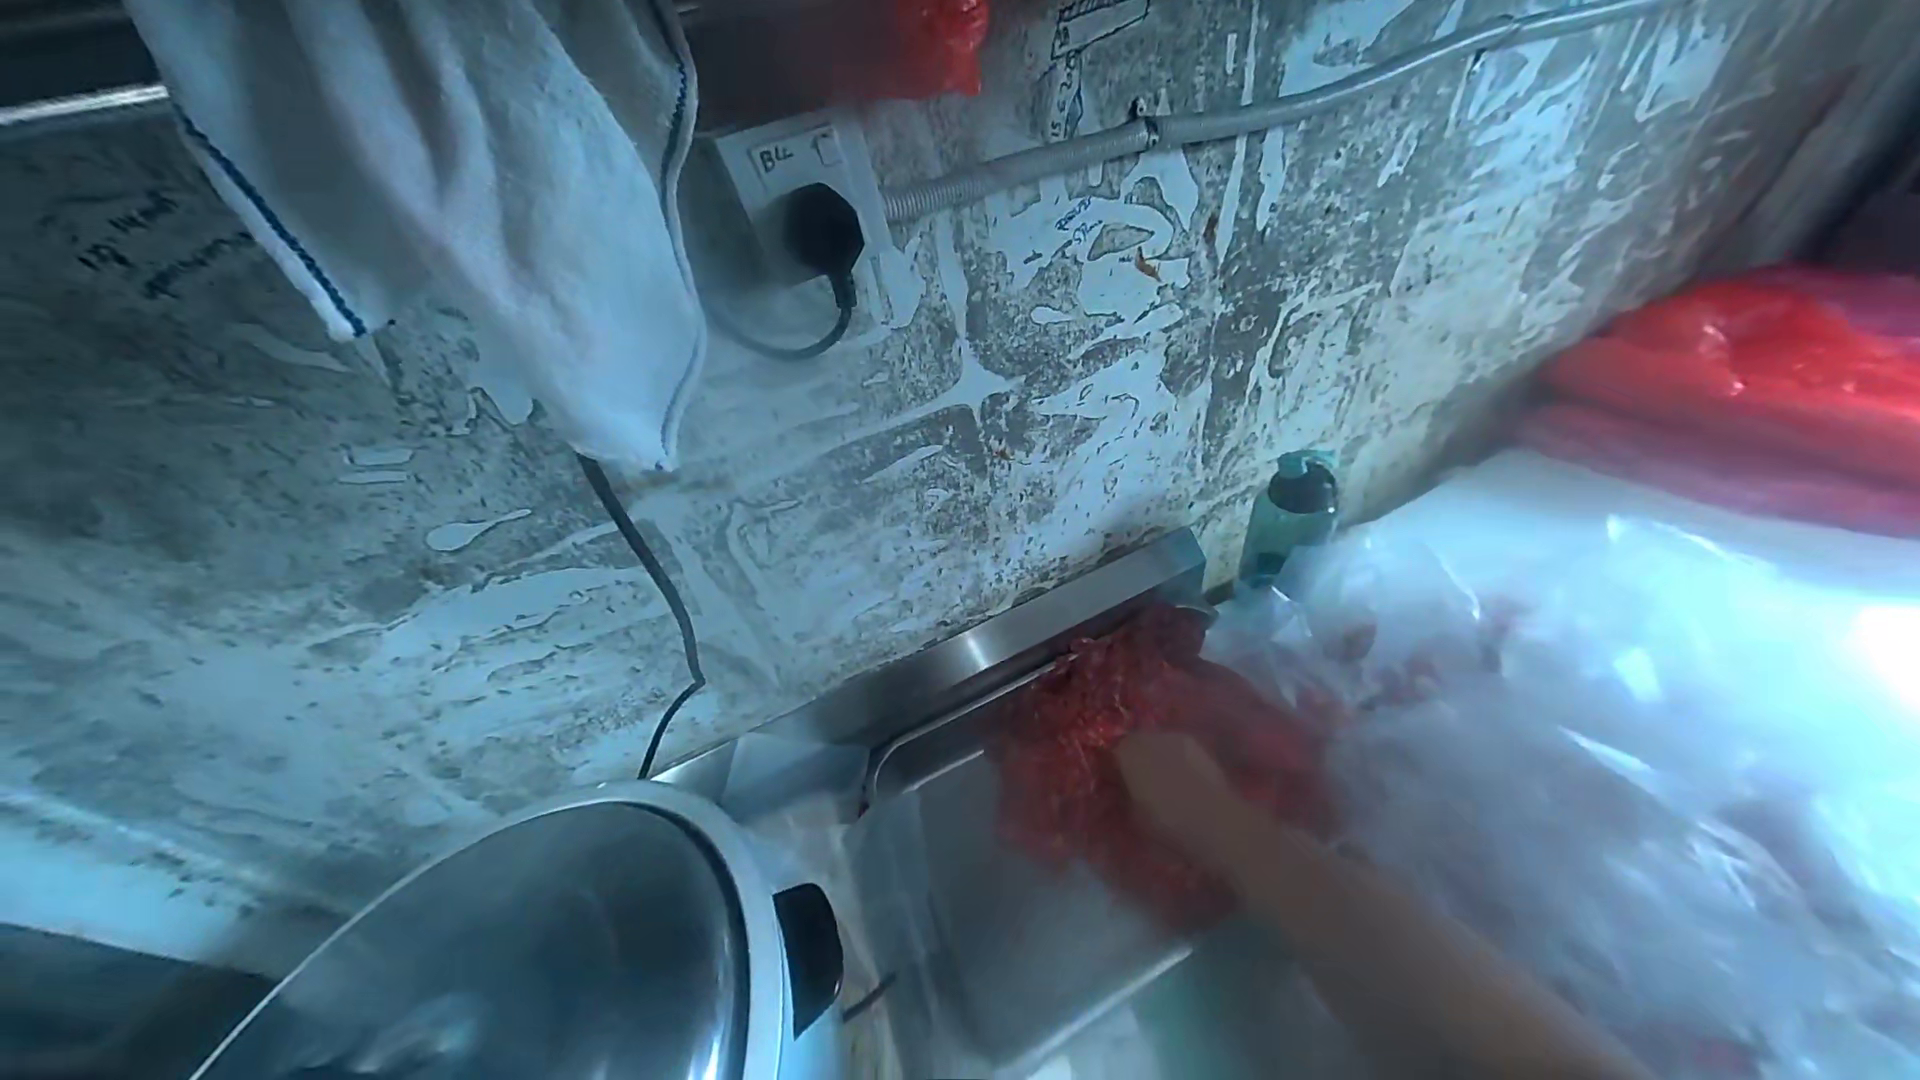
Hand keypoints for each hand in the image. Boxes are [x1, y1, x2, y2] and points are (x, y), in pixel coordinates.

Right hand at [1114, 731, 1246, 862]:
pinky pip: (1177, 749)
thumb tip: (1120, 788)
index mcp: (1127, 752)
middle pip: (1133, 743)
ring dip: (1156, 756)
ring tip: (1163, 781)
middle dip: (1133, 758)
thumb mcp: (1133, 815)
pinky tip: (1183, 779)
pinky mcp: (1198, 745)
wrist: (1217, 822)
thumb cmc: (1168, 822)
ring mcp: (1176, 737)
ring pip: (1157, 743)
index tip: (1113, 782)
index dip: (1111, 766)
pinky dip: (1176, 759)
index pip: (1109, 751)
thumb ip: (1122, 794)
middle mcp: (1149, 737)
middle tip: (1136, 782)